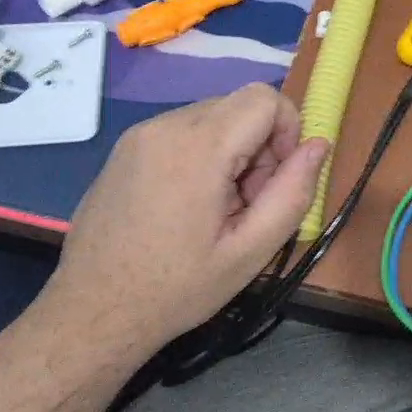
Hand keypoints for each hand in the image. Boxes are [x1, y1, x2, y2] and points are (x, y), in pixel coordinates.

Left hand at [42, 84, 328, 351]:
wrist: (90, 313)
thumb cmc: (176, 288)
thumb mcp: (251, 251)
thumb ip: (293, 192)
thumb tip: (320, 145)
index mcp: (198, 147)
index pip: (265, 98)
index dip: (287, 132)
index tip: (276, 181)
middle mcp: (166, 126)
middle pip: (240, 106)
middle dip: (260, 147)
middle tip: (246, 205)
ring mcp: (139, 134)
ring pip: (214, 117)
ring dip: (231, 151)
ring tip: (216, 209)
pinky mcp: (125, 147)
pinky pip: (183, 130)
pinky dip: (202, 154)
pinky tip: (186, 205)